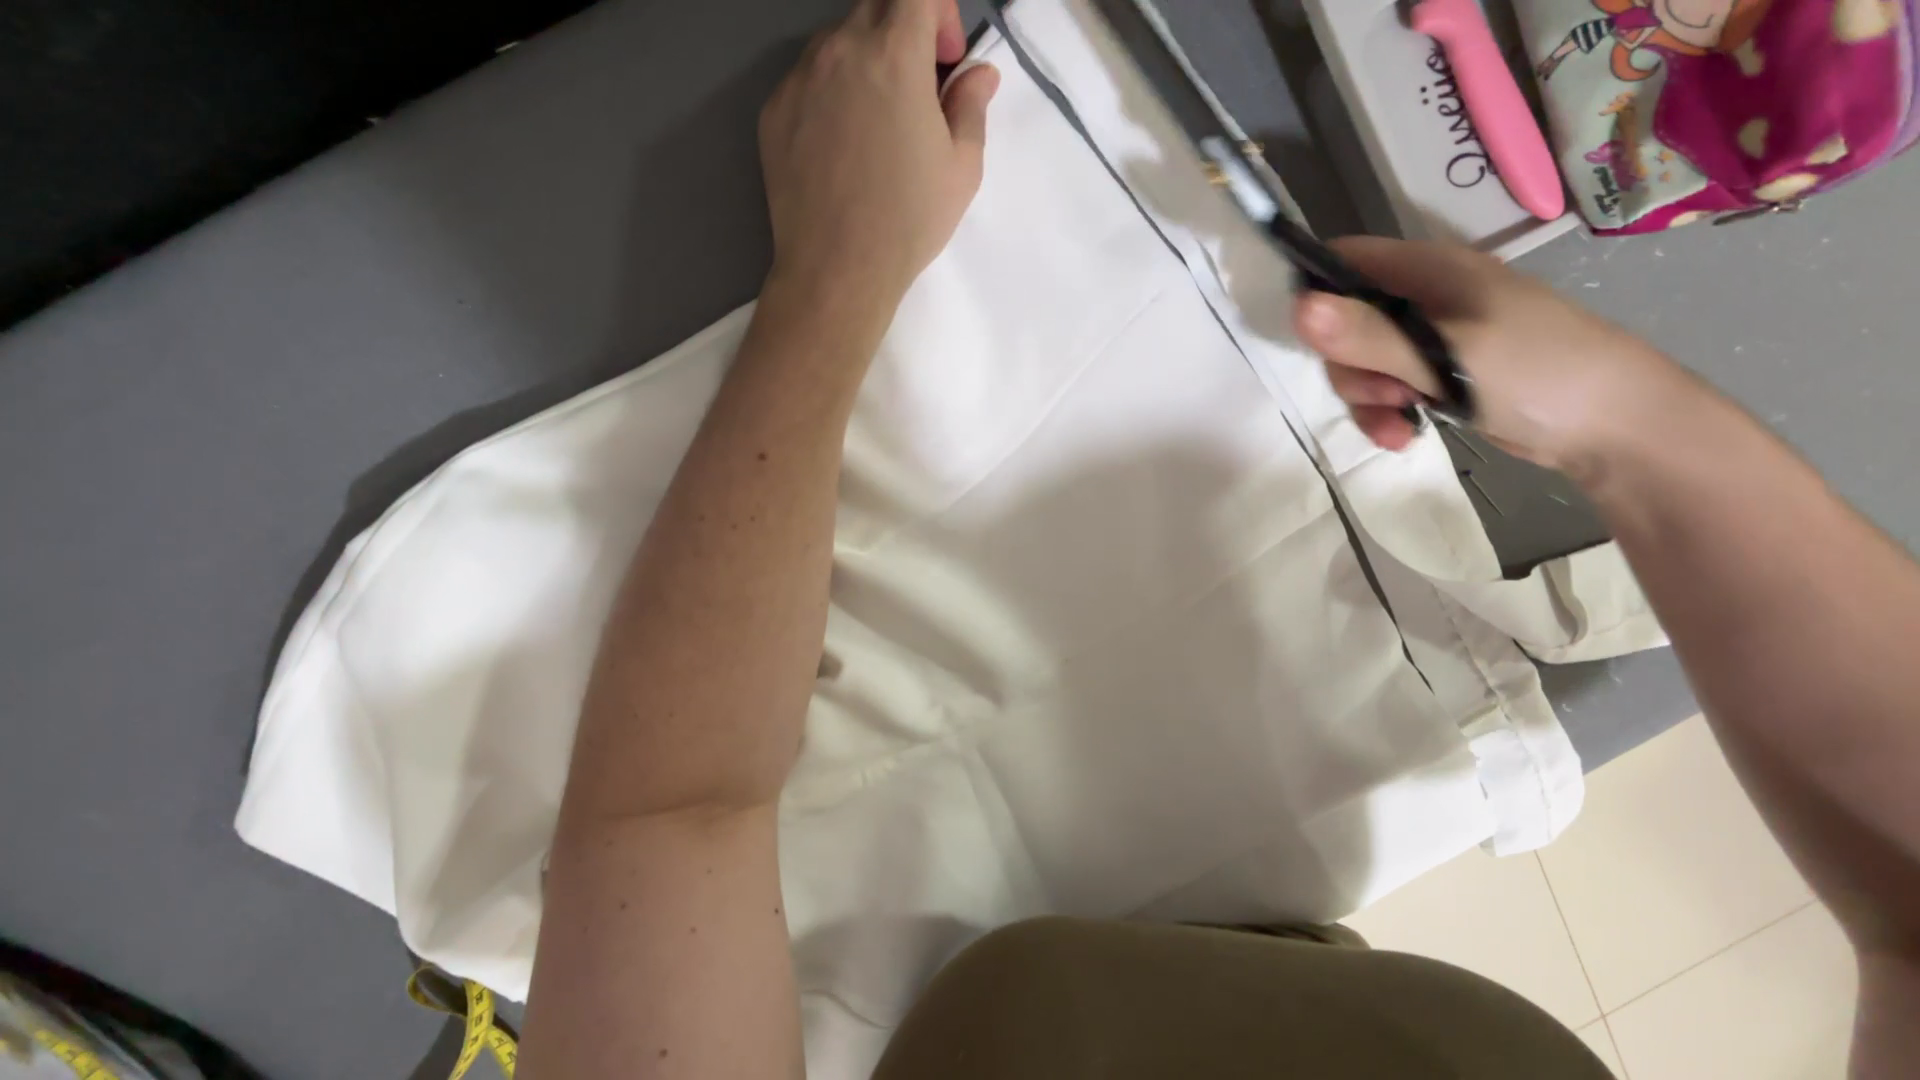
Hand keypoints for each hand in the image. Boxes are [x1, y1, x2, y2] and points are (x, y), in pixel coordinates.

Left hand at [758, 0, 1001, 308]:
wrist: (836, 269)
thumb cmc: (909, 220)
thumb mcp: (962, 167)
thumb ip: (970, 105)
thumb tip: (977, 74)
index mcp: (894, 54)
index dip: (937, 10)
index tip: (946, 56)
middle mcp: (839, 50)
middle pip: (875, 6)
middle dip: (904, 30)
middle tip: (919, 87)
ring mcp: (798, 79)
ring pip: (836, 41)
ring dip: (865, 60)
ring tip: (878, 121)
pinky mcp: (773, 111)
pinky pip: (807, 79)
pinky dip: (831, 93)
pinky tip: (843, 147)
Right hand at [1294, 236, 1690, 479]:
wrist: (1614, 426)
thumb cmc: (1536, 372)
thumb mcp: (1446, 354)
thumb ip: (1370, 335)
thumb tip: (1297, 309)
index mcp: (1428, 270)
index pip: (1345, 259)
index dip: (1316, 292)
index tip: (1310, 341)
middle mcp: (1423, 297)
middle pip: (1343, 322)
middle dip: (1348, 366)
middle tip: (1382, 391)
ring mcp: (1431, 338)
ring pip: (1362, 363)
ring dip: (1367, 399)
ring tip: (1398, 426)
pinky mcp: (1439, 374)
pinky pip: (1387, 389)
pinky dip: (1386, 414)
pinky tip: (1403, 435)